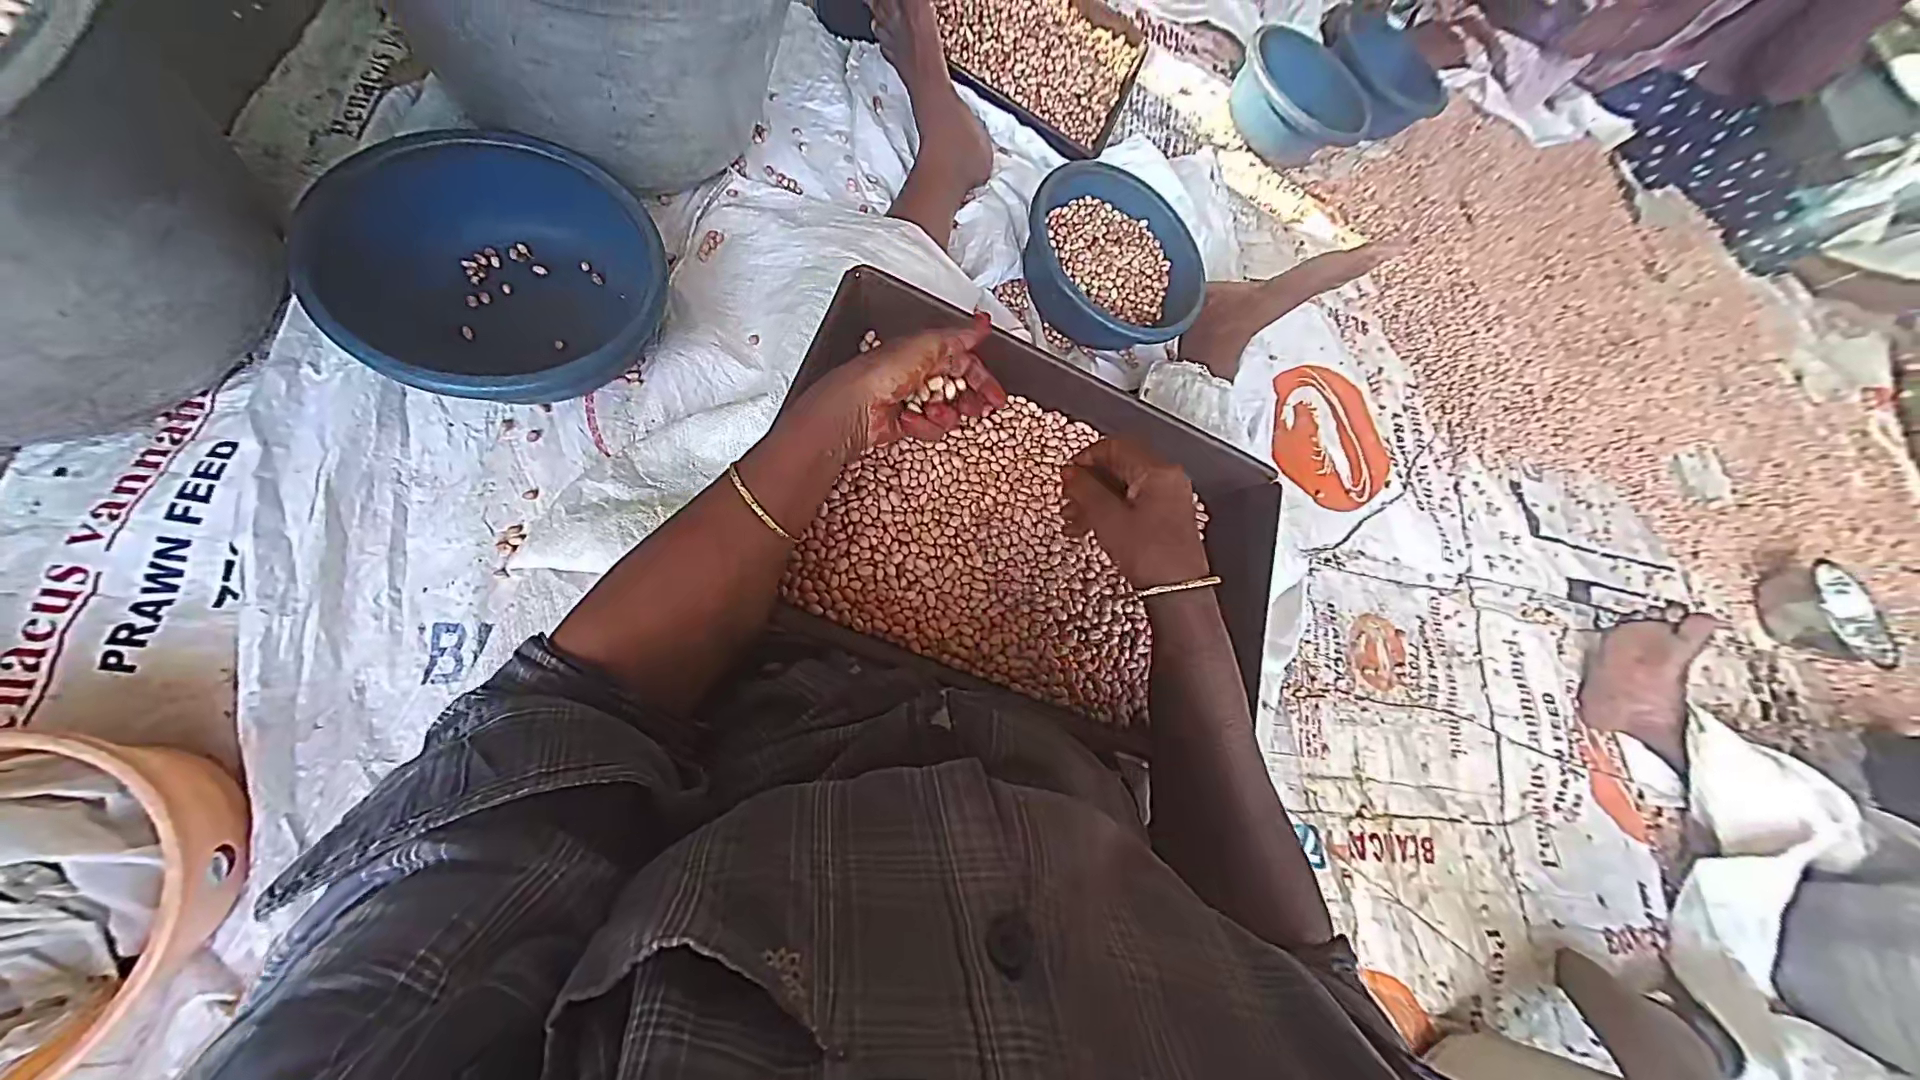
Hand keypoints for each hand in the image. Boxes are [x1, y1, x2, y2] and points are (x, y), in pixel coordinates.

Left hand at [796, 312, 1008, 456]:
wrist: (856, 407)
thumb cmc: (882, 373)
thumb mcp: (926, 345)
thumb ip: (959, 335)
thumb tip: (982, 322)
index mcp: (927, 352)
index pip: (965, 364)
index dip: (983, 379)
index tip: (997, 397)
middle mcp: (922, 375)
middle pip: (959, 391)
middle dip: (969, 402)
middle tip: (977, 411)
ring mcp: (914, 401)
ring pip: (947, 414)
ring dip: (943, 416)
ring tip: (932, 413)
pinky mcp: (907, 424)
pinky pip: (929, 430)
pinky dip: (923, 427)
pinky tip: (910, 421)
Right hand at [1061, 438, 1209, 589]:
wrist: (1177, 591)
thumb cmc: (1149, 554)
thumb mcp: (1107, 518)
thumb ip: (1085, 489)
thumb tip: (1070, 472)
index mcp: (1157, 471)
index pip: (1114, 447)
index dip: (1085, 459)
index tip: (1067, 476)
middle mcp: (1166, 479)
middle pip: (1118, 467)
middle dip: (1088, 483)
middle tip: (1067, 499)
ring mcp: (1168, 498)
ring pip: (1122, 487)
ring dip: (1094, 500)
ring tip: (1073, 519)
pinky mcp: (1165, 516)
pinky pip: (1131, 503)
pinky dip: (1109, 511)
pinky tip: (1090, 527)